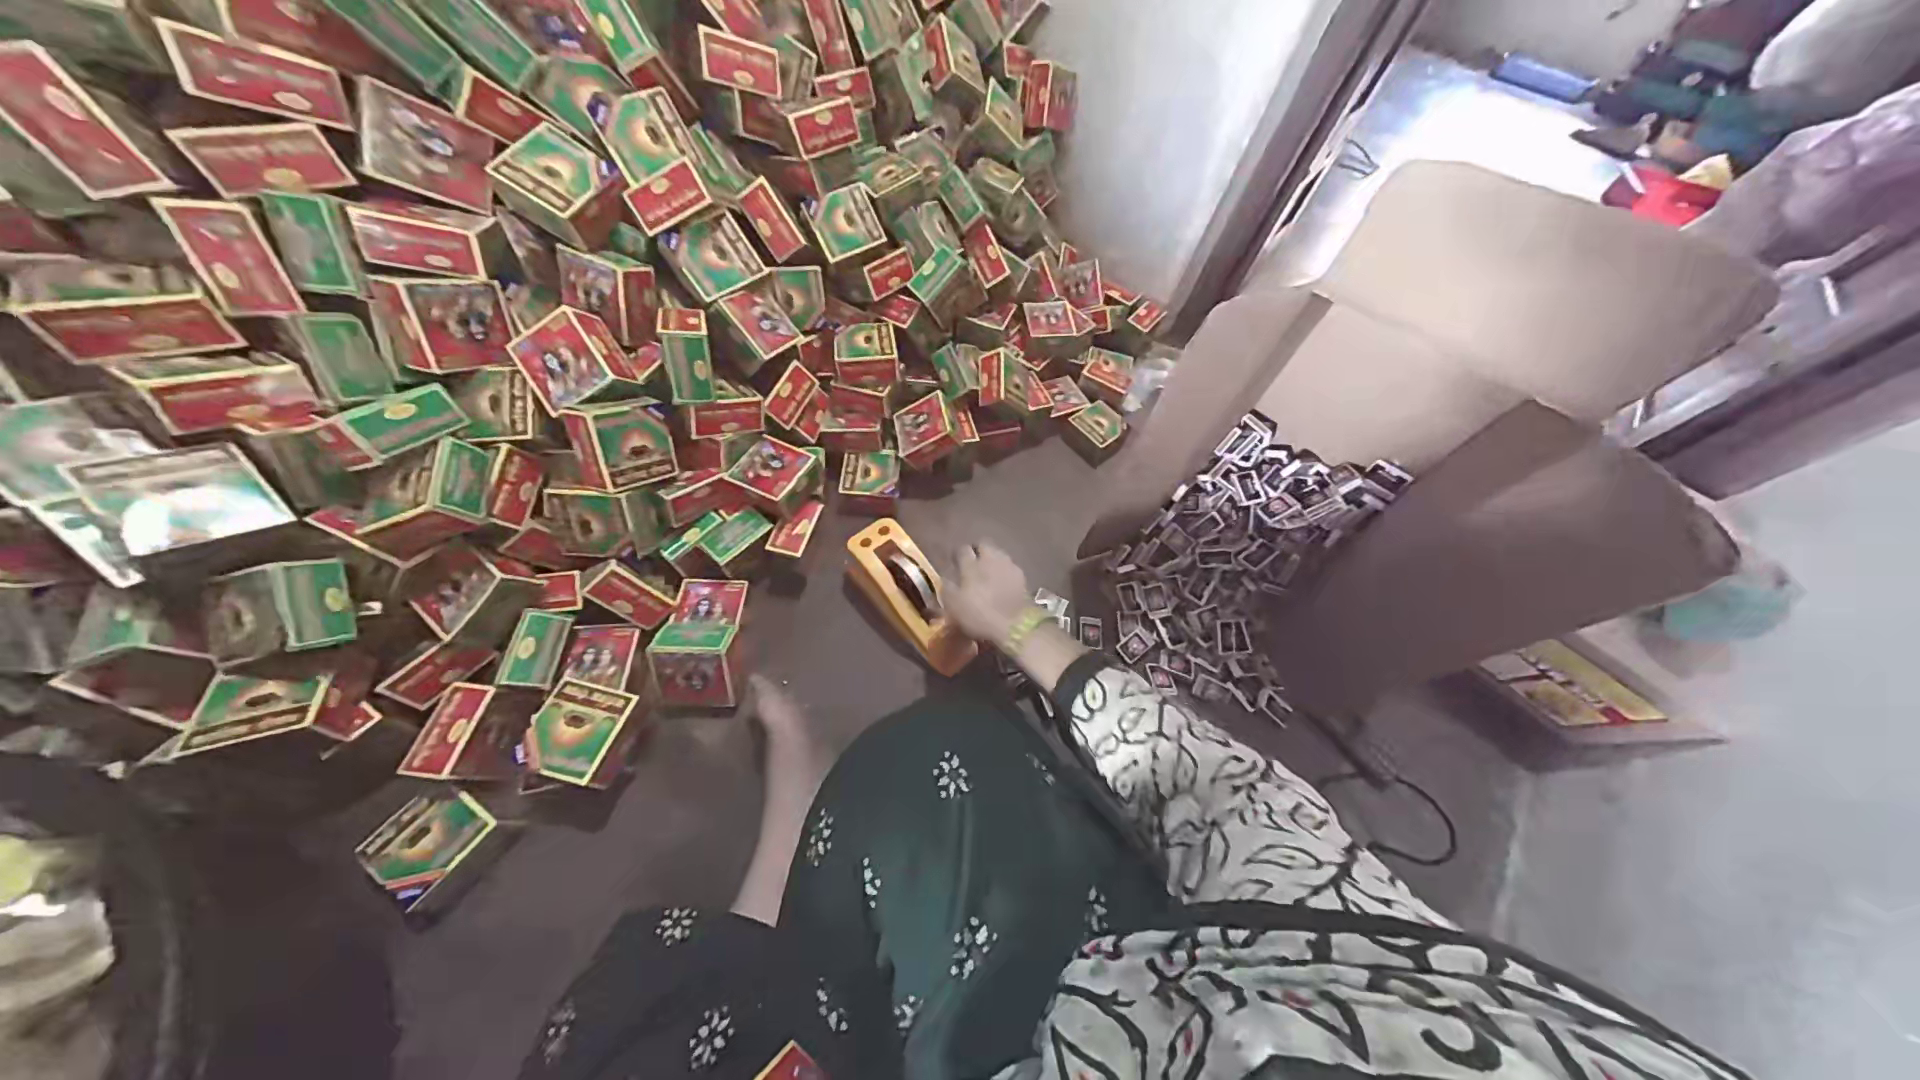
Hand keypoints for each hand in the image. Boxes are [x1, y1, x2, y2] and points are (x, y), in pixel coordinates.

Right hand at [944, 543, 1033, 647]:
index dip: (958, 555)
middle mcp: (989, 559)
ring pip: (998, 553)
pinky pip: (1009, 566)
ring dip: (992, 558)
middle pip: (983, 544)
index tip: (955, 562)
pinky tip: (1003, 581)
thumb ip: (947, 586)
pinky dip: (1004, 570)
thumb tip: (946, 576)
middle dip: (977, 550)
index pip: (962, 549)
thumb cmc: (977, 616)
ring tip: (989, 571)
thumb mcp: (952, 605)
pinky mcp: (1021, 575)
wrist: (1013, 626)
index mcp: (970, 565)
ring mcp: (1008, 565)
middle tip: (973, 562)